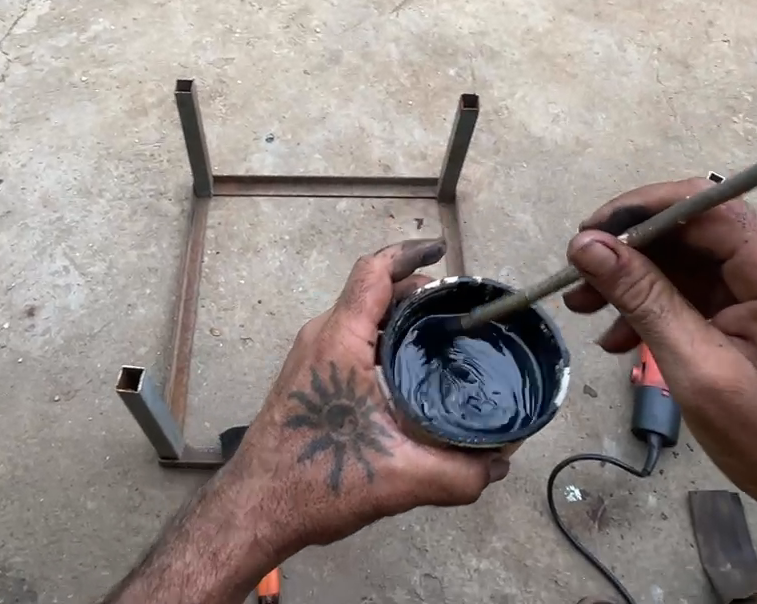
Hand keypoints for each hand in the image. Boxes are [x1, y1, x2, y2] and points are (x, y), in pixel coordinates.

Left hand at [222, 238, 510, 553]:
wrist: (255, 505)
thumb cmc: (316, 478)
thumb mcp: (399, 478)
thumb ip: (459, 473)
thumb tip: (500, 463)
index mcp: (341, 338)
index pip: (375, 271)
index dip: (409, 253)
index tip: (442, 251)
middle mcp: (322, 334)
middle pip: (371, 288)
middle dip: (414, 286)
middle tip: (454, 305)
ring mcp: (310, 353)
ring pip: (359, 312)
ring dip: (396, 312)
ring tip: (436, 330)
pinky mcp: (306, 374)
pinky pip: (349, 334)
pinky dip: (379, 333)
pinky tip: (403, 365)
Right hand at [561, 180, 756, 555]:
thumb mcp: (699, 371)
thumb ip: (642, 298)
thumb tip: (585, 245)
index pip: (703, 205)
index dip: (636, 211)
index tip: (585, 236)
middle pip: (696, 231)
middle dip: (631, 255)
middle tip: (578, 284)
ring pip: (698, 259)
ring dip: (643, 282)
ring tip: (589, 312)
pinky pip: (714, 285)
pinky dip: (670, 303)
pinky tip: (630, 333)